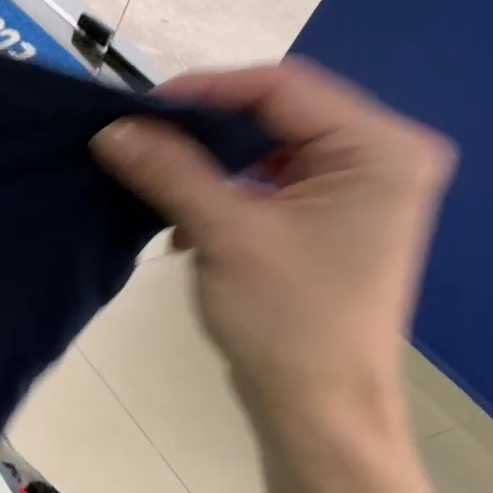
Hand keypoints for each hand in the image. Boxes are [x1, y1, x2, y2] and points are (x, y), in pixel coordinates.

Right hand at [90, 59, 455, 413]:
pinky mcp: (330, 222)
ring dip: (207, 164)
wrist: (318, 405)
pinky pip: (269, 184)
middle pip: (276, 114)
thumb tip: (112, 128)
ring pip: (266, 150)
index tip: (136, 111)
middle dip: (202, 130)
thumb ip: (169, 172)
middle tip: (139, 143)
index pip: (281, 87)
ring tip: (157, 183)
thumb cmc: (286, 318)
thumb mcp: (224, 233)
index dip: (204, 91)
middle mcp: (381, 157)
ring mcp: (358, 192)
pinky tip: (186, 221)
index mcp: (378, 147)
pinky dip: (223, 193)